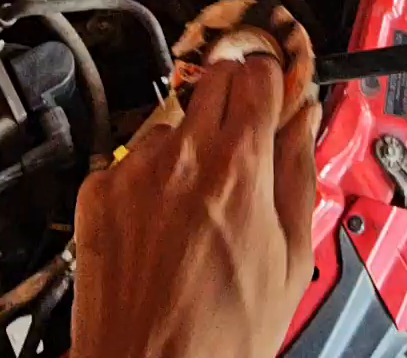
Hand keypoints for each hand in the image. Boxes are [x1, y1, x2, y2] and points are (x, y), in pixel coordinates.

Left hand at [72, 55, 321, 357]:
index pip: (258, 74)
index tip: (275, 94)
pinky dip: (150, 174)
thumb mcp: (291, 257)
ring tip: (198, 196)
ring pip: (175, 119)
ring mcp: (136, 169)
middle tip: (243, 132)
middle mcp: (184, 155)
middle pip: (215, 76)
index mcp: (239, 166)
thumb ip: (299, 171)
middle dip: (236, 93)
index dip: (272, 81)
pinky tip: (160, 218)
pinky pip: (133, 156)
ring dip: (191, 141)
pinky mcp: (101, 189)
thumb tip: (305, 118)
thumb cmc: (223, 334)